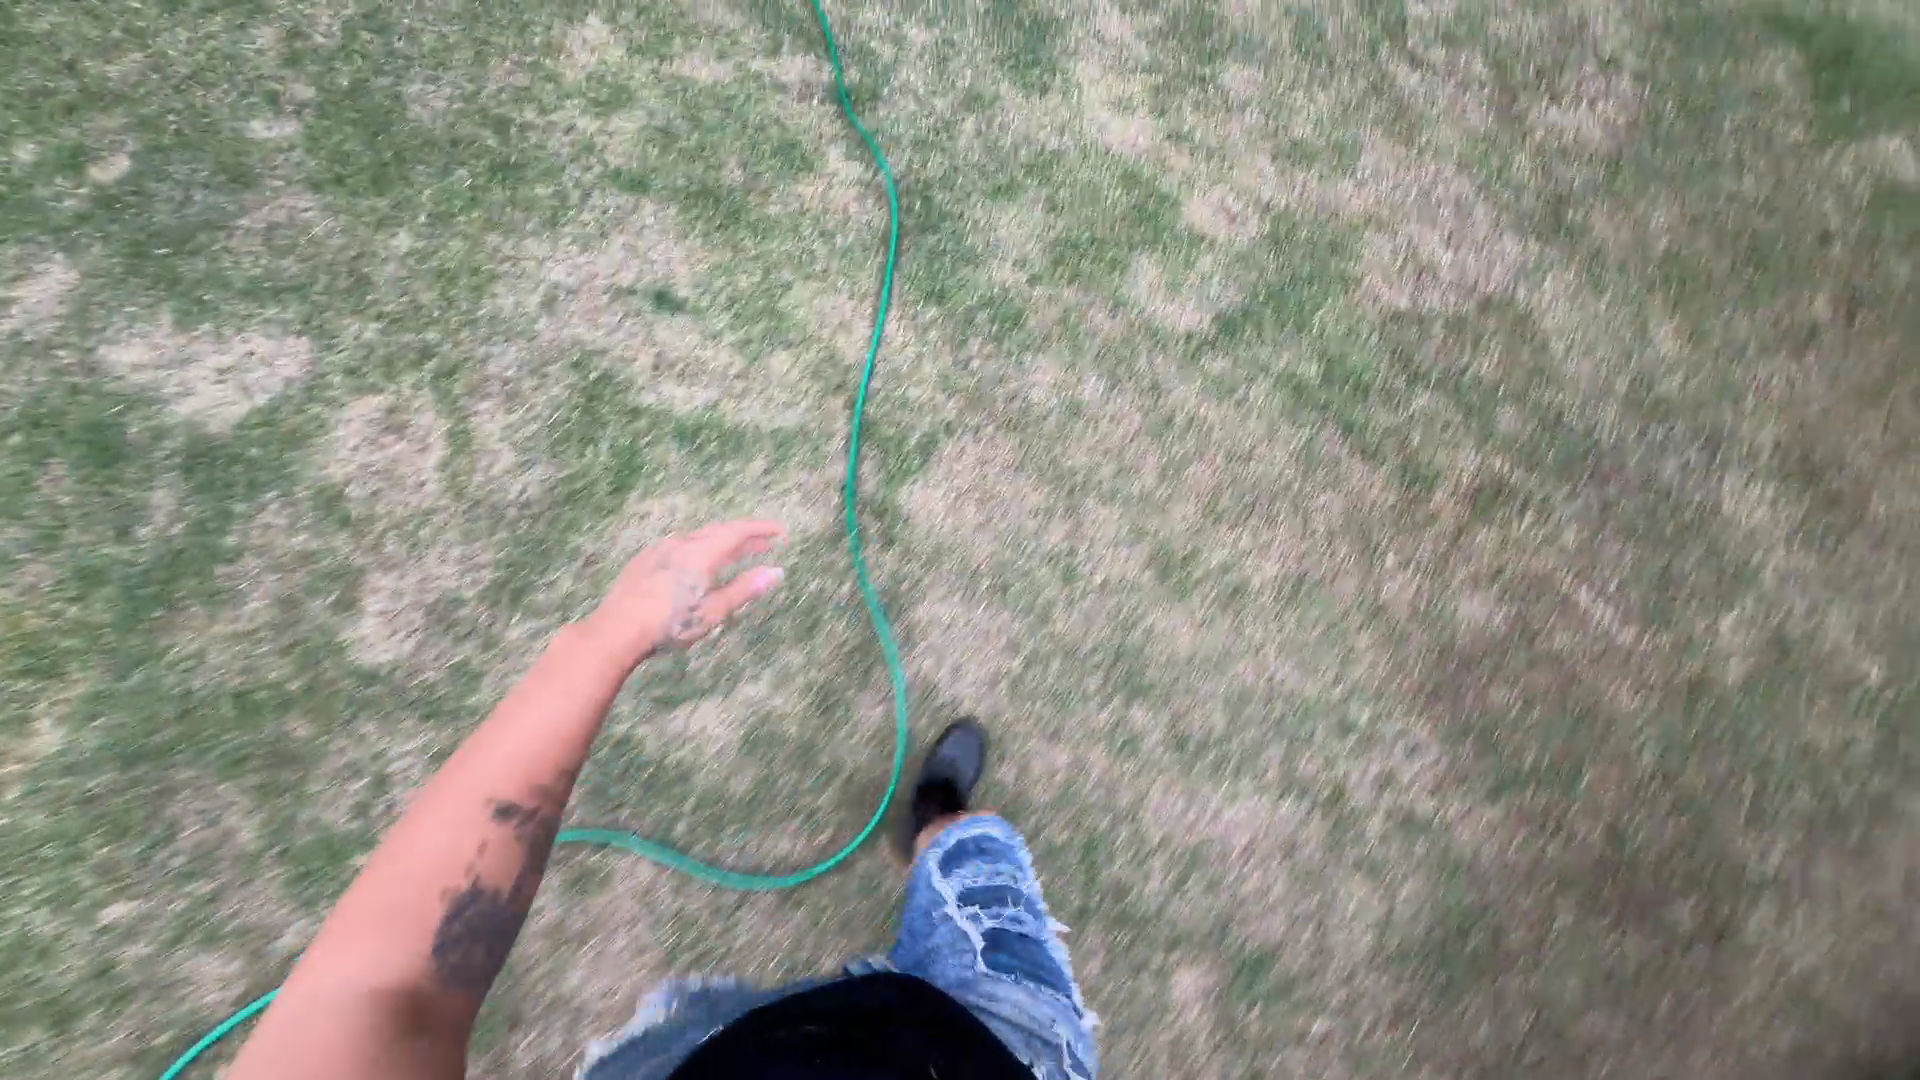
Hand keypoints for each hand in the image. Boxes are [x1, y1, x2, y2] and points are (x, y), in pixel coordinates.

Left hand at [582, 519, 785, 667]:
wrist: (616, 630)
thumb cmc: (670, 624)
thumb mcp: (713, 611)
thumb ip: (745, 589)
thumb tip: (777, 572)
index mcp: (701, 553)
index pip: (738, 532)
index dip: (761, 530)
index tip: (780, 532)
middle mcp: (682, 544)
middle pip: (719, 532)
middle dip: (744, 537)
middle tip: (764, 544)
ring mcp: (660, 550)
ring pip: (698, 539)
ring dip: (721, 543)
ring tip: (735, 554)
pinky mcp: (644, 560)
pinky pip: (680, 546)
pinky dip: (699, 549)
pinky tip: (697, 564)